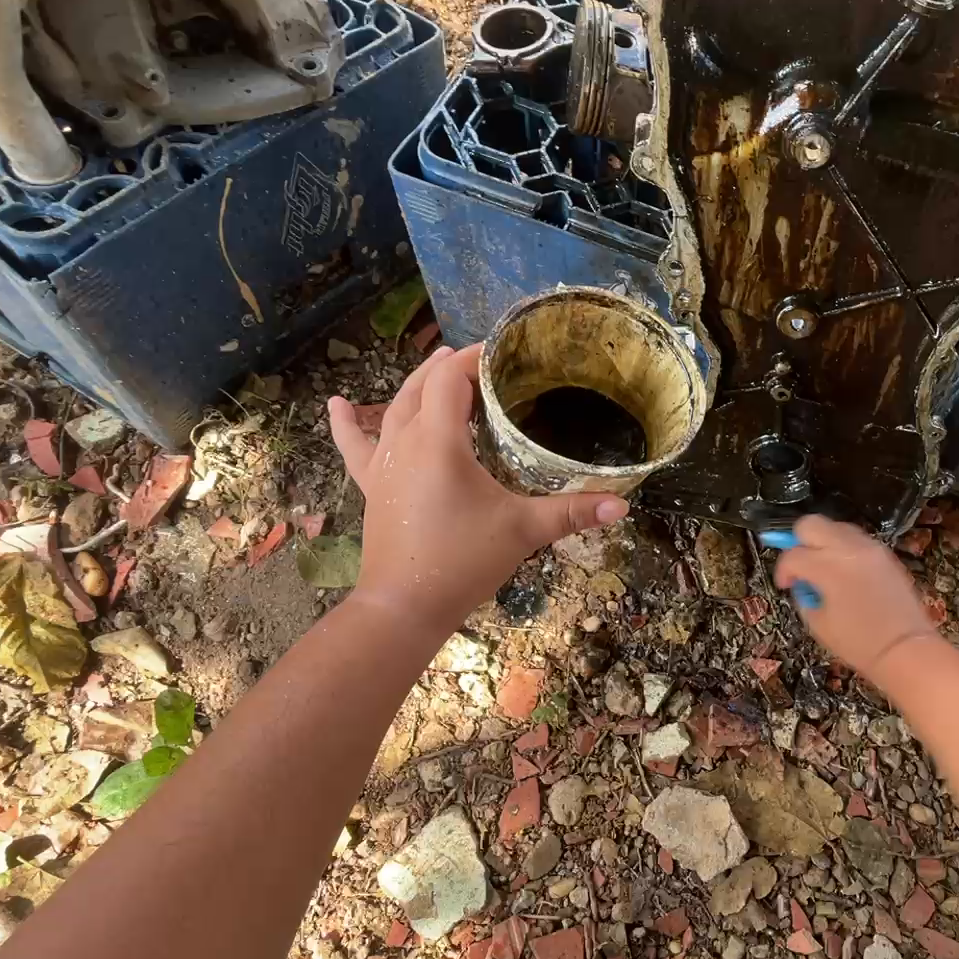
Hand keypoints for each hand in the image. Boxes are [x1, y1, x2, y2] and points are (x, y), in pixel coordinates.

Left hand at [328, 345, 628, 633]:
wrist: (404, 606)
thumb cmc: (463, 560)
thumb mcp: (523, 531)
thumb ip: (572, 513)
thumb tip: (622, 506)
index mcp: (438, 441)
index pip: (450, 379)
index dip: (474, 358)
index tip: (502, 351)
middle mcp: (404, 442)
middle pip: (421, 386)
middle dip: (449, 367)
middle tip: (479, 360)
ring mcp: (383, 465)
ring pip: (393, 408)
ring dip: (415, 384)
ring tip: (435, 366)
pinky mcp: (372, 487)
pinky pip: (355, 446)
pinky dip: (347, 423)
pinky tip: (336, 405)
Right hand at [769, 515, 939, 682]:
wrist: (906, 648)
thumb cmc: (859, 643)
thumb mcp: (818, 624)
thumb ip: (805, 595)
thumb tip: (803, 583)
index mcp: (828, 567)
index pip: (793, 555)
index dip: (783, 571)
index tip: (785, 585)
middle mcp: (849, 549)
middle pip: (810, 524)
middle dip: (798, 541)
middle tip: (800, 565)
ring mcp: (870, 548)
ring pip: (835, 527)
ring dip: (823, 543)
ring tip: (824, 569)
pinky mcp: (885, 554)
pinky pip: (856, 540)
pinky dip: (844, 549)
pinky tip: (844, 573)